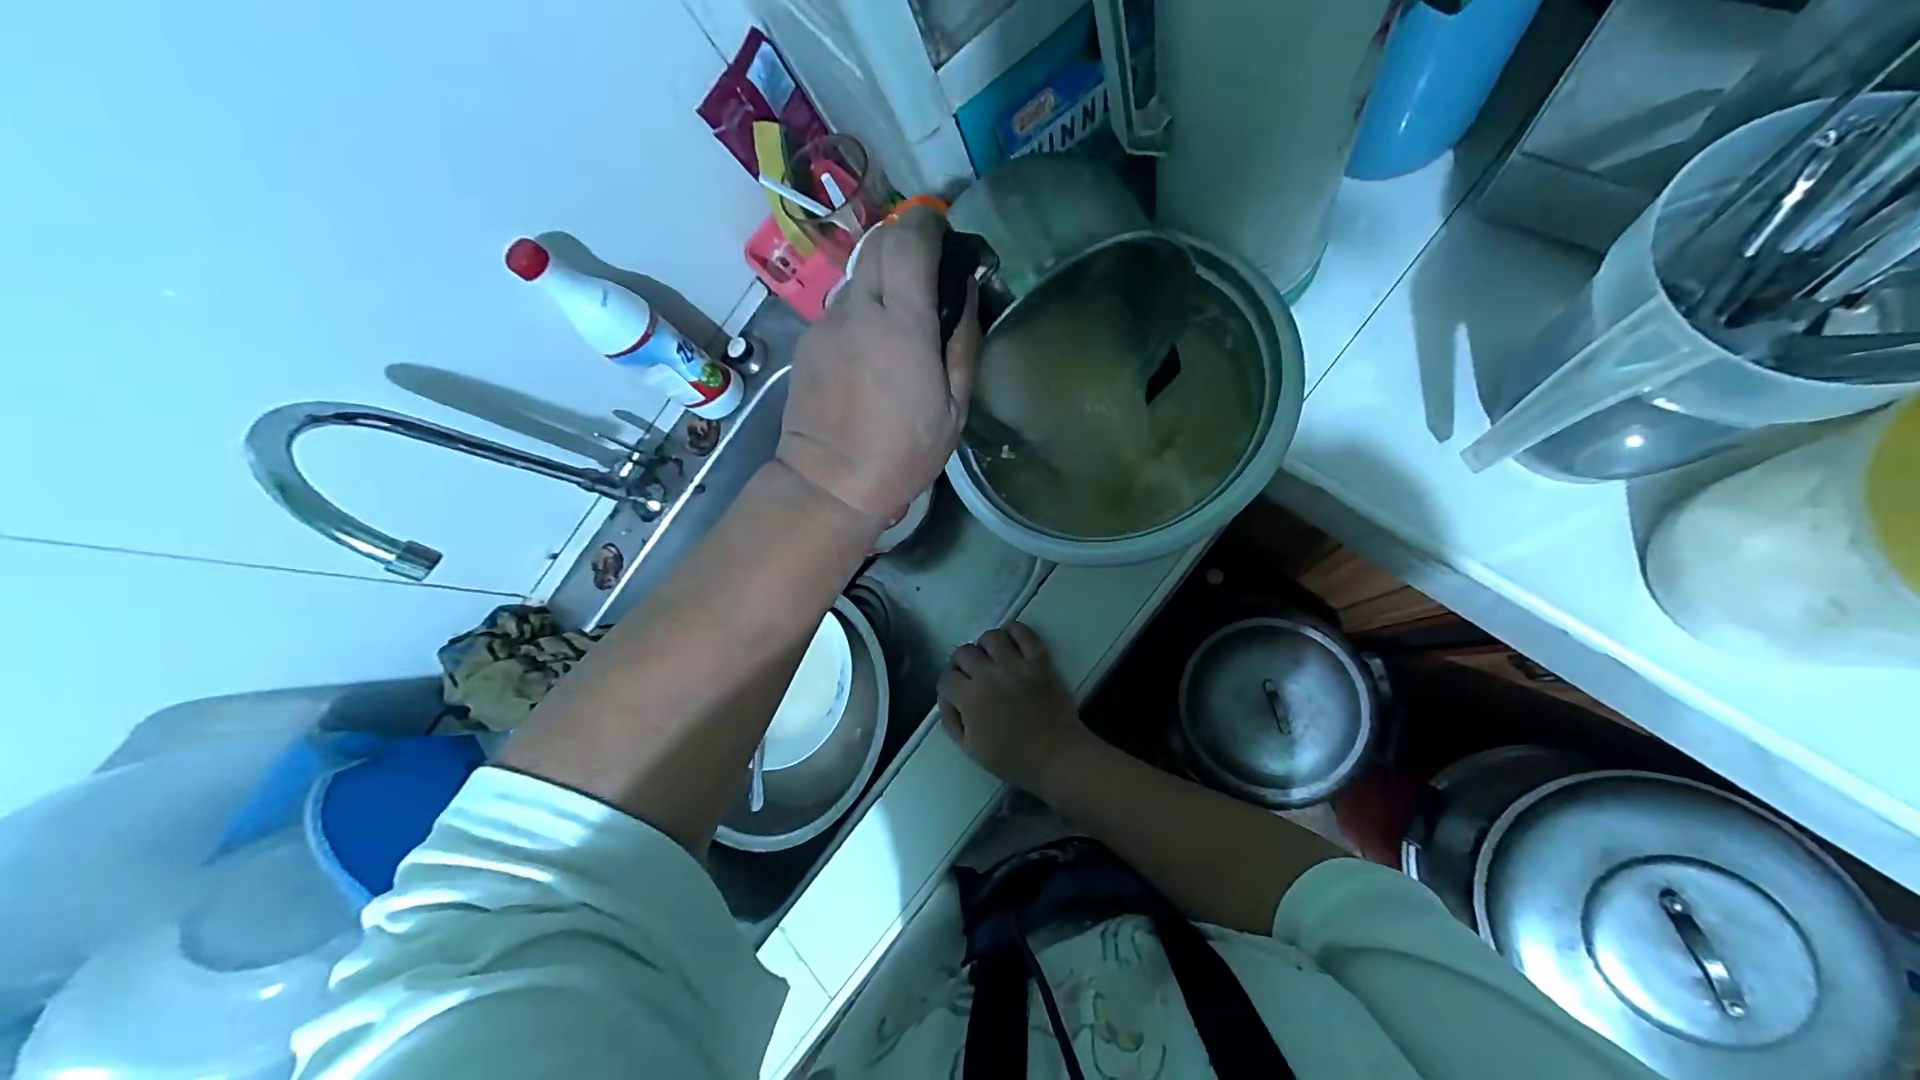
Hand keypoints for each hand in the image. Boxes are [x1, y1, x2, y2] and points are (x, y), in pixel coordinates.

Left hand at [776, 207, 980, 522]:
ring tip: (900, 326)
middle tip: (928, 272)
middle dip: (906, 242)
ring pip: (858, 278)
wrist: (829, 483)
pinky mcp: (807, 342)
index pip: (908, 239)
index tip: (946, 232)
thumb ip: (962, 341)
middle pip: (878, 243)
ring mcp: (826, 324)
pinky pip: (841, 310)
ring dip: (883, 284)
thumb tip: (966, 288)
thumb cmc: (903, 453)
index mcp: (901, 324)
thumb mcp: (954, 407)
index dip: (929, 222)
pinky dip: (861, 314)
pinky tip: (869, 355)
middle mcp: (857, 311)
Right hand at [938, 623, 1092, 789]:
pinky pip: (1024, 633)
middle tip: (972, 675)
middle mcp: (989, 674)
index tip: (957, 695)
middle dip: (962, 664)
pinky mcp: (1040, 661)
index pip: (945, 678)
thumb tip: (946, 699)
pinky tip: (1011, 641)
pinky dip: (1014, 631)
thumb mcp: (970, 749)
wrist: (1056, 756)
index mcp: (970, 698)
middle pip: (964, 652)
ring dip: (986, 646)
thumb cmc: (1012, 758)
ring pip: (991, 637)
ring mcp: (1016, 665)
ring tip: (992, 658)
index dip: (948, 687)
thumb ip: (951, 721)